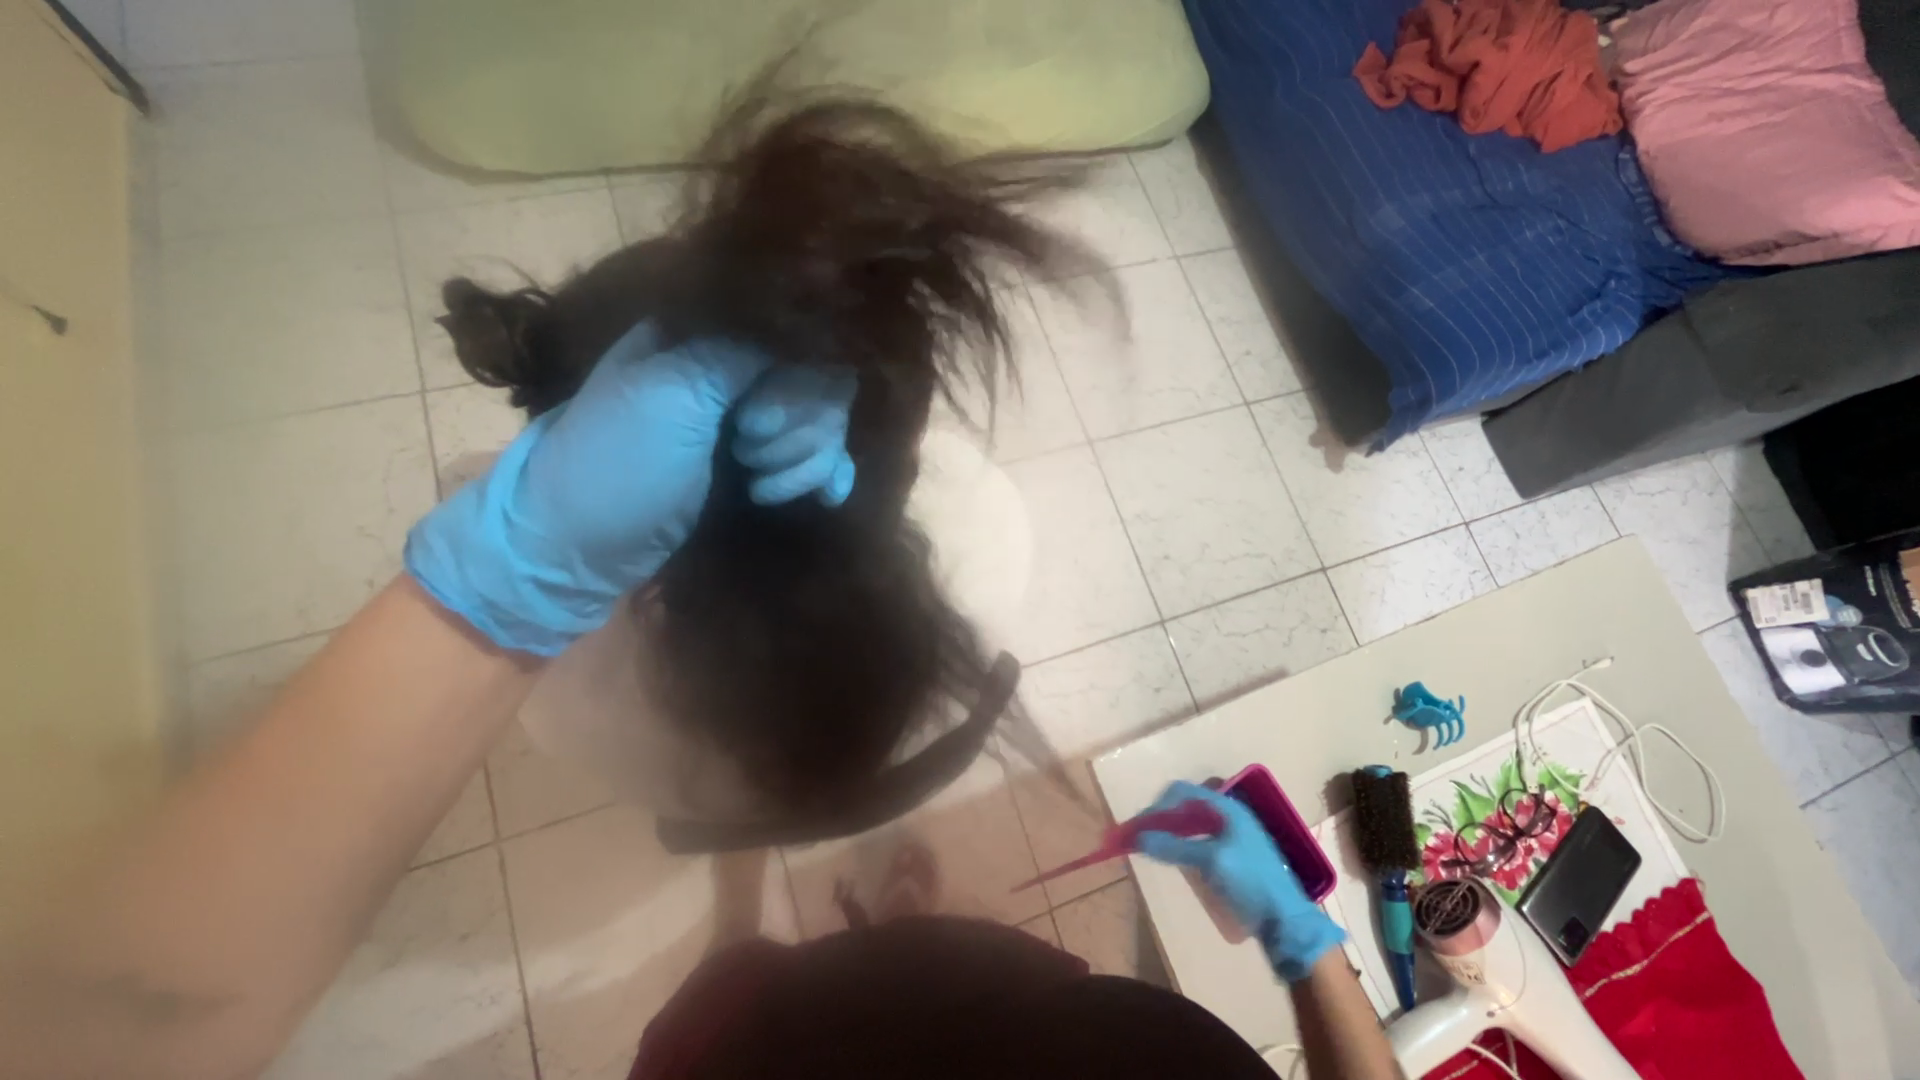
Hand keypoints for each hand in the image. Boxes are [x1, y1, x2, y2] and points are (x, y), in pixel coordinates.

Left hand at [404, 321, 857, 655]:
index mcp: (706, 335)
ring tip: (759, 490)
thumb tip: (813, 332)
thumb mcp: (671, 397)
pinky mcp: (762, 463)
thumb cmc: (618, 466)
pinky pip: (822, 458)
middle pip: (821, 380)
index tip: (752, 425)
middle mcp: (736, 368)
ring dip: (804, 462)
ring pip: (825, 423)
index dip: (793, 384)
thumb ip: (741, 355)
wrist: (582, 546)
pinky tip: (825, 496)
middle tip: (746, 457)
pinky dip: (826, 475)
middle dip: (798, 430)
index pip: (795, 334)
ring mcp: (752, 418)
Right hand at [1136, 781, 1346, 982]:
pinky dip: (1180, 843)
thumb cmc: (1250, 883)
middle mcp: (1228, 815)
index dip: (1157, 806)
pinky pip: (1198, 839)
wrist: (1285, 921)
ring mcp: (1232, 835)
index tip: (1138, 828)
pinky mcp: (1232, 855)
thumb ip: (1174, 846)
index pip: (1182, 792)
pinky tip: (1172, 857)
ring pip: (1190, 823)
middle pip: (1184, 806)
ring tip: (1149, 847)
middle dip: (1159, 818)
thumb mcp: (1211, 861)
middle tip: (1138, 837)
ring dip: (1168, 831)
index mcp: (1227, 808)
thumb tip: (1139, 836)